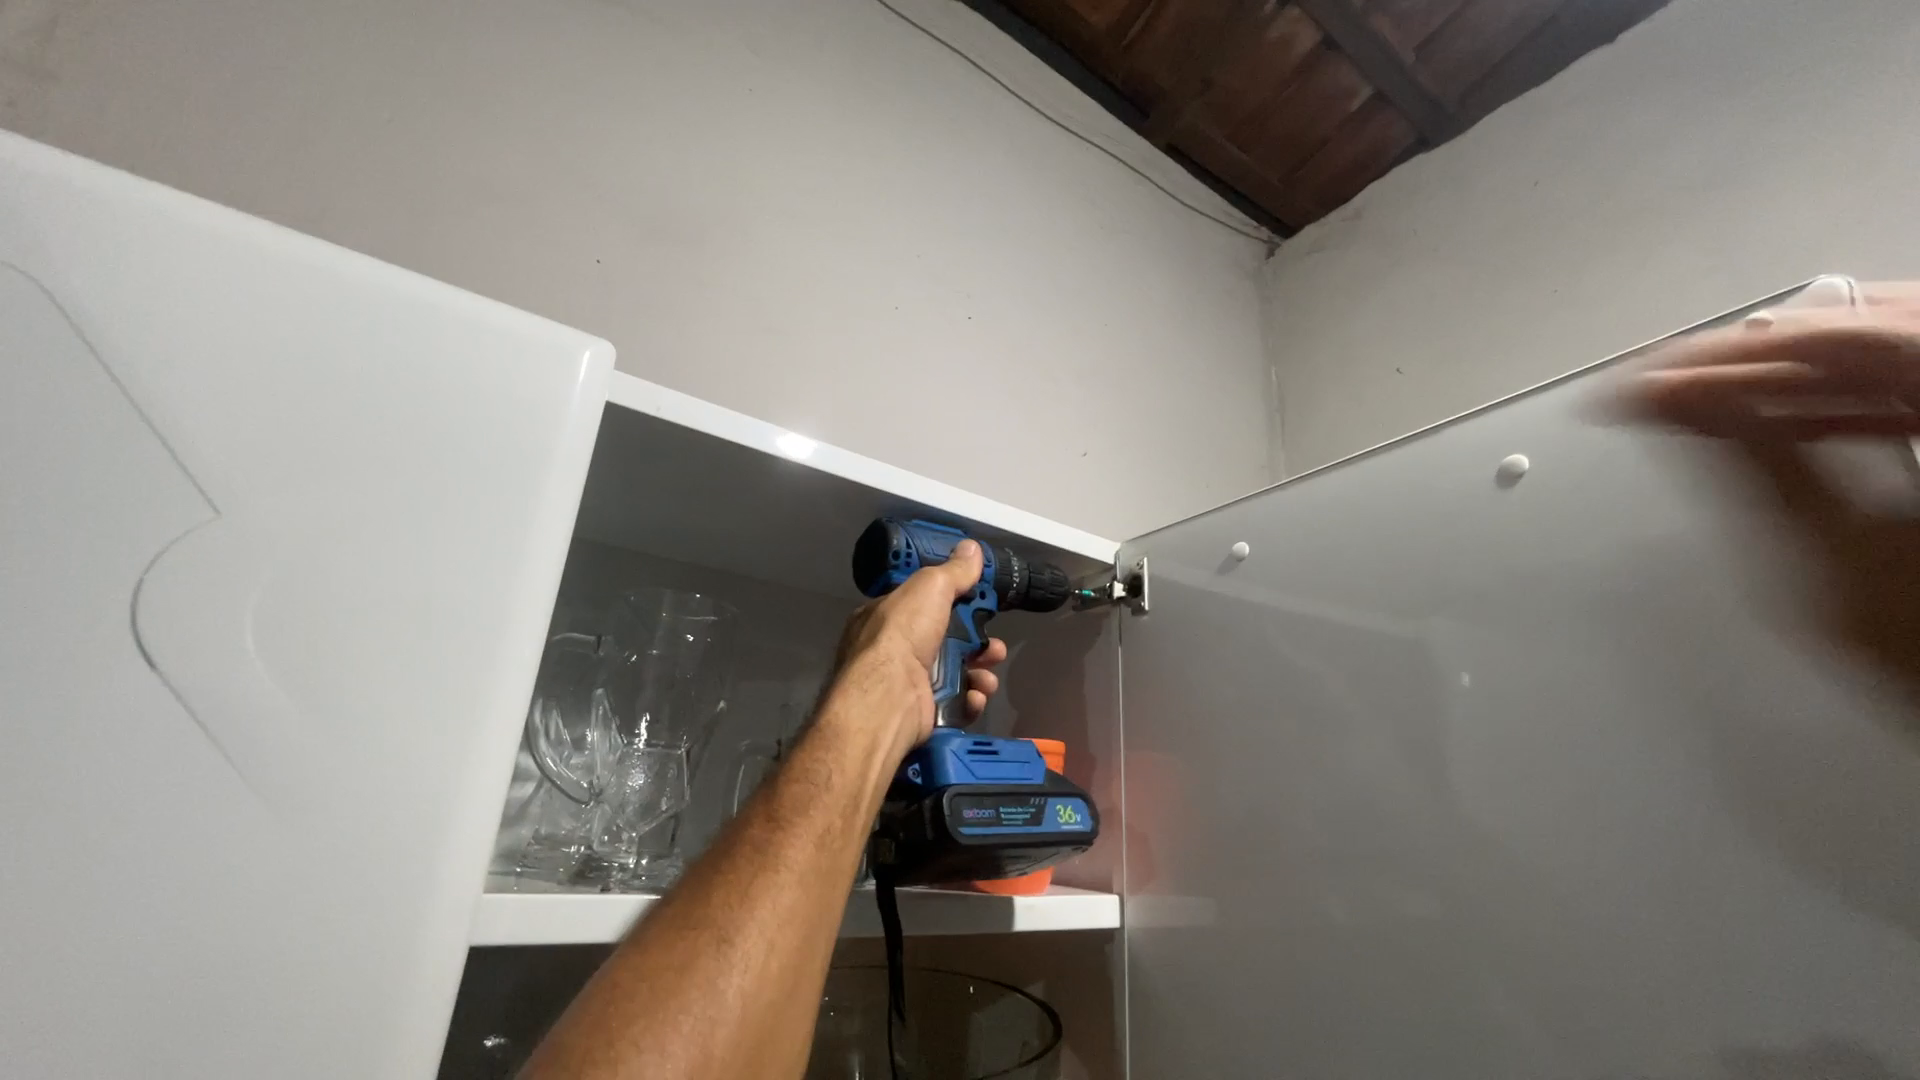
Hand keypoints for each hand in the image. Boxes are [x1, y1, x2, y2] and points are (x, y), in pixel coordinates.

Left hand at [828, 539, 1008, 752]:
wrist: (888, 698)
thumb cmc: (903, 634)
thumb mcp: (929, 588)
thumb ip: (953, 571)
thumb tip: (971, 548)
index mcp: (887, 616)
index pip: (925, 605)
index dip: (956, 604)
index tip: (980, 605)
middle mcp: (894, 650)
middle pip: (948, 642)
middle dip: (978, 643)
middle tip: (994, 647)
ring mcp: (908, 684)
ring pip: (956, 674)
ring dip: (980, 673)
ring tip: (986, 676)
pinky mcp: (922, 712)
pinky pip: (955, 704)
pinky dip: (969, 700)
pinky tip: (973, 695)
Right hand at [1617, 281, 1919, 696]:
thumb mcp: (1831, 554)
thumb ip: (1755, 465)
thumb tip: (1668, 402)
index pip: (1835, 343)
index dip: (1719, 355)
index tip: (1631, 382)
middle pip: (1861, 333)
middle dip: (1743, 357)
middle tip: (1647, 386)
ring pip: (1878, 351)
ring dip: (1775, 377)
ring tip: (1685, 401)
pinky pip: (1898, 386)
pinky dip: (1824, 400)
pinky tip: (1761, 417)